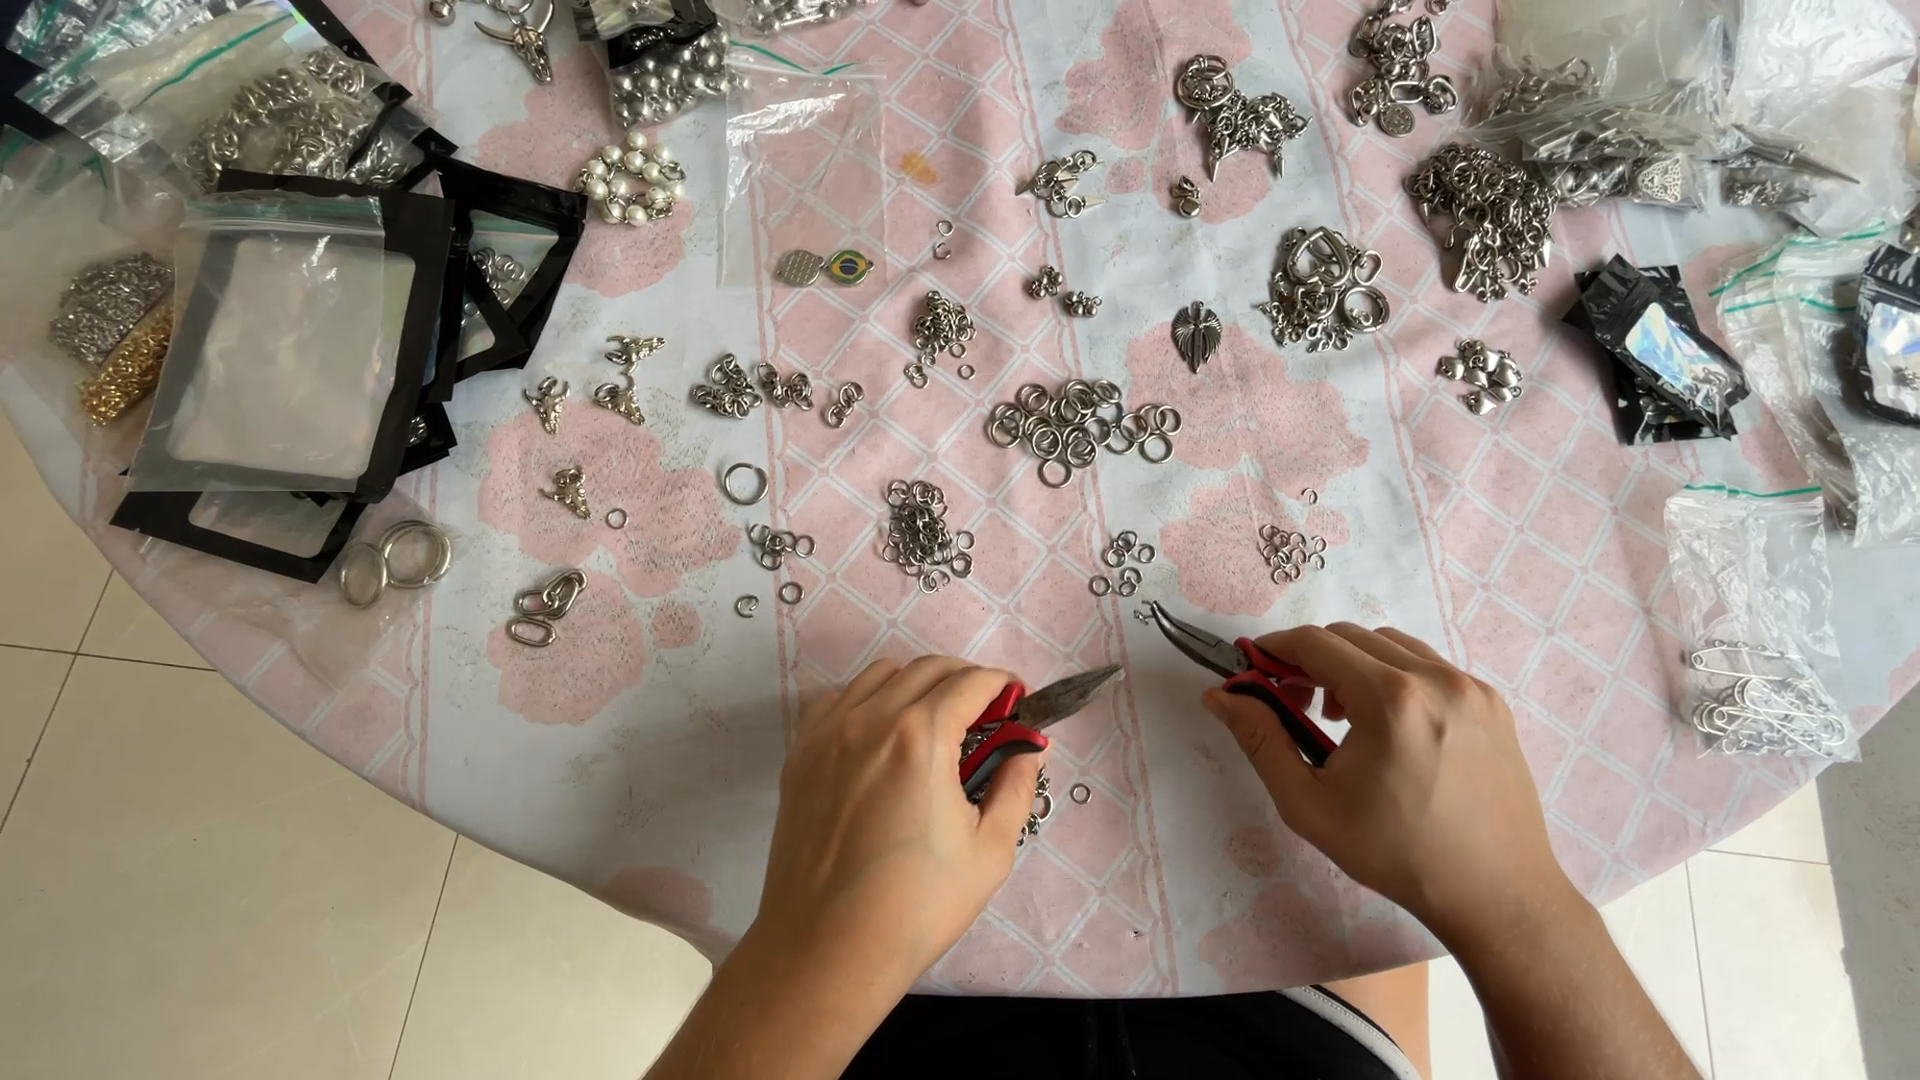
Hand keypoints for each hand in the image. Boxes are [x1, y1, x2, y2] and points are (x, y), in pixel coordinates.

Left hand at [746, 656, 1041, 992]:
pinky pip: (838, 699)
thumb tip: (1029, 750)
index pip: (971, 682)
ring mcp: (829, 732)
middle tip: (985, 713)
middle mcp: (872, 719)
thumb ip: (1016, 787)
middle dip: (966, 679)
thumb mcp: (990, 852)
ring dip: (917, 683)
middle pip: (929, 668)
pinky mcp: (801, 753)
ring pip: (882, 674)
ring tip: (934, 721)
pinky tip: (879, 734)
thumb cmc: (916, 906)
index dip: (1003, 684)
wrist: (827, 949)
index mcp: (921, 738)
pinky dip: (867, 700)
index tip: (1018, 701)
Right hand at [1202, 624, 1575, 946]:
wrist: (1497, 895)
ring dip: (1351, 663)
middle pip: (1350, 635)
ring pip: (1389, 644)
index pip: (1315, 642)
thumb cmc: (1394, 853)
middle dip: (1310, 658)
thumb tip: (1218, 697)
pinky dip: (1391, 675)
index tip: (1252, 670)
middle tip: (1292, 701)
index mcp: (1391, 700)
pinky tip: (1385, 724)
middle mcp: (1436, 679)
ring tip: (1341, 716)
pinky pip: (1426, 664)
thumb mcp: (1307, 803)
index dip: (1274, 649)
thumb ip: (1259, 739)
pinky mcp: (1491, 703)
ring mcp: (1471, 687)